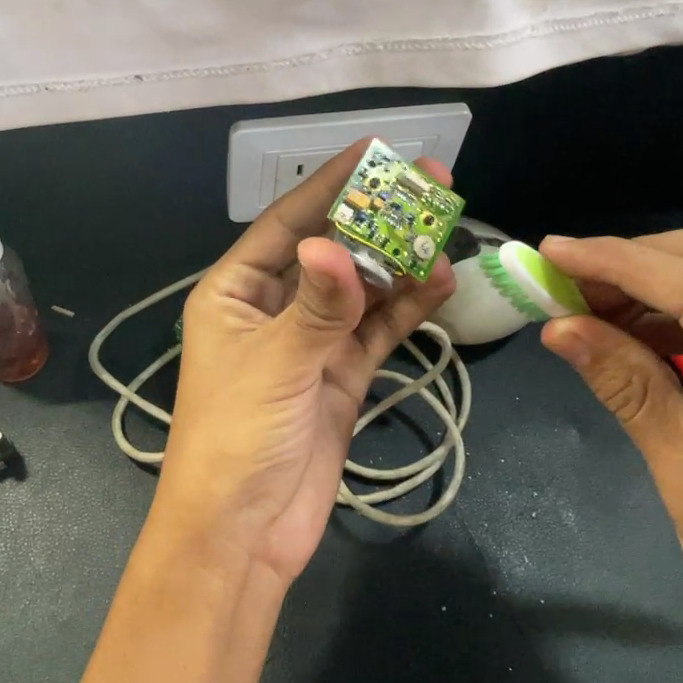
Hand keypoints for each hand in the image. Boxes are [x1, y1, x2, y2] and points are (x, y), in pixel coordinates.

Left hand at [157, 140, 456, 580]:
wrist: (243, 533)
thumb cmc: (237, 437)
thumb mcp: (274, 364)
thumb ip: (316, 306)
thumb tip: (335, 245)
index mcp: (235, 291)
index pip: (287, 222)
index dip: (329, 184)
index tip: (373, 149)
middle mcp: (273, 307)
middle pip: (332, 249)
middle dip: (377, 219)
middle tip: (431, 183)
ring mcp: (310, 341)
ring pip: (362, 288)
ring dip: (401, 262)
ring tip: (446, 229)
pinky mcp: (340, 374)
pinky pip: (377, 330)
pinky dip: (407, 308)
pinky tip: (441, 282)